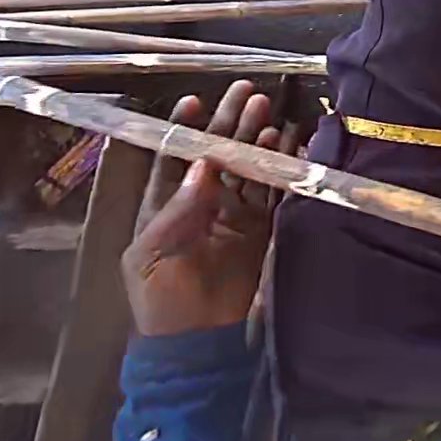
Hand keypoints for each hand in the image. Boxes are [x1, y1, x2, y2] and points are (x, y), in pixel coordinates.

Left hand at [122, 80, 284, 335]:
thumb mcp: (151, 254)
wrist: (196, 346)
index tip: (195, 100)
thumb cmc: (161, 299)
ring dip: (257, 138)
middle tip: (249, 94)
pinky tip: (288, 145)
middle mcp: (202, 200)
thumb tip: (202, 163)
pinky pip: (272, 192)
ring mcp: (233, 213)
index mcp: (167, 202)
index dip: (185, 126)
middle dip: (231, 121)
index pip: (176, 154)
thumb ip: (177, 208)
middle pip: (218, 151)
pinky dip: (281, 169)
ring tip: (269, 113)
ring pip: (248, 165)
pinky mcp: (260, 229)